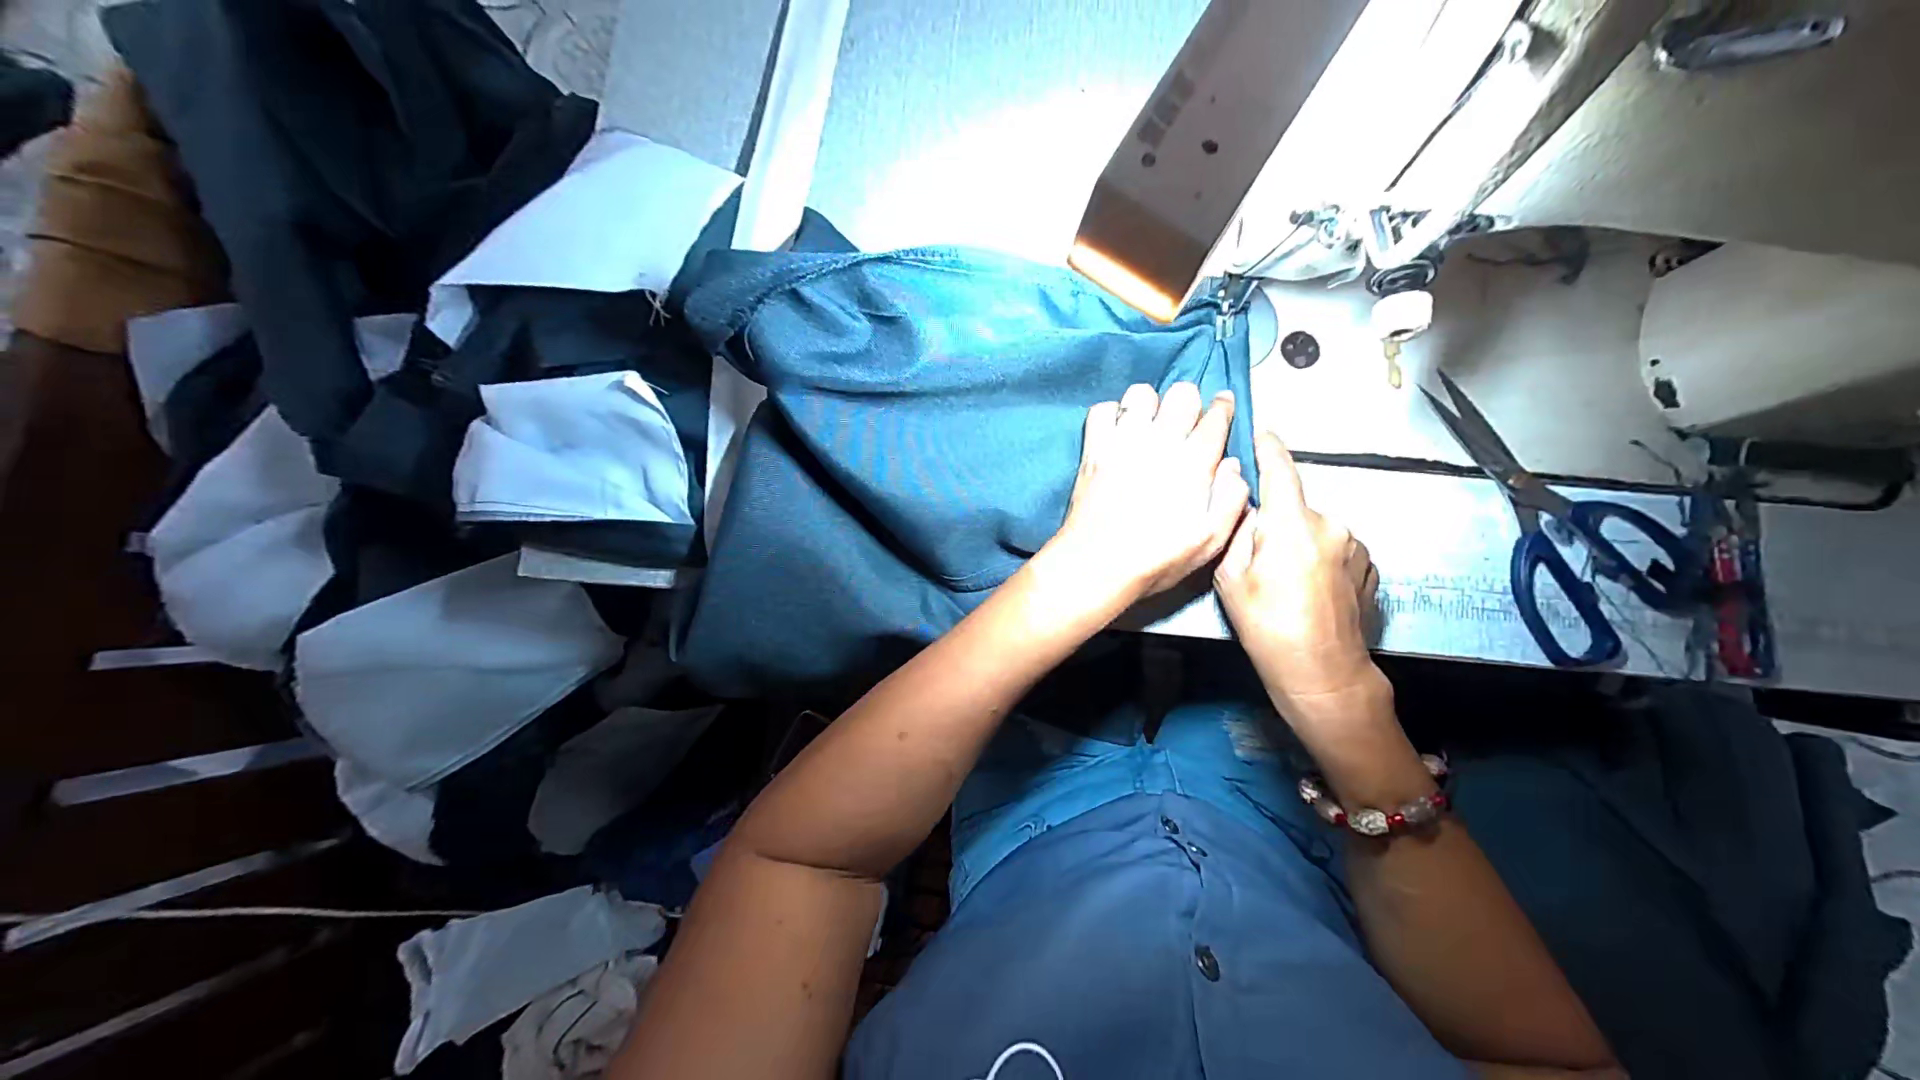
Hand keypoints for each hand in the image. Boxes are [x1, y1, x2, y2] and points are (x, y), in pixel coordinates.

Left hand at [1040, 382, 1249, 609]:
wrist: (1098, 563)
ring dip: (1150, 404)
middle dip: (1189, 402)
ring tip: (1150, 424)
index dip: (1223, 408)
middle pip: (1182, 393)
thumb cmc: (1155, 558)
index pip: (1217, 416)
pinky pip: (1102, 410)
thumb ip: (1231, 499)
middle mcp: (1161, 441)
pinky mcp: (1094, 448)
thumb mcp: (1210, 540)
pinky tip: (1118, 432)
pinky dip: (1112, 415)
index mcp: (1195, 461)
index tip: (1223, 408)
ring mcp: (1123, 441)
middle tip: (1186, 421)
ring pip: (1141, 393)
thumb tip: (1233, 467)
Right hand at [1214, 431, 1383, 723]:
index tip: (1258, 432)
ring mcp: (1354, 545)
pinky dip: (1316, 557)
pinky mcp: (1367, 565)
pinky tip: (1305, 590)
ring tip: (1281, 581)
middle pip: (1292, 506)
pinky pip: (1332, 547)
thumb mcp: (1231, 580)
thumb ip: (1235, 531)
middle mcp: (1330, 525)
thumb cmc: (1269, 629)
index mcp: (1293, 525)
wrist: (1324, 674)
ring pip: (1312, 528)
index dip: (1266, 448)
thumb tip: (1241, 500)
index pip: (1279, 470)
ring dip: (1294, 540)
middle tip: (1253, 555)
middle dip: (1271, 519)